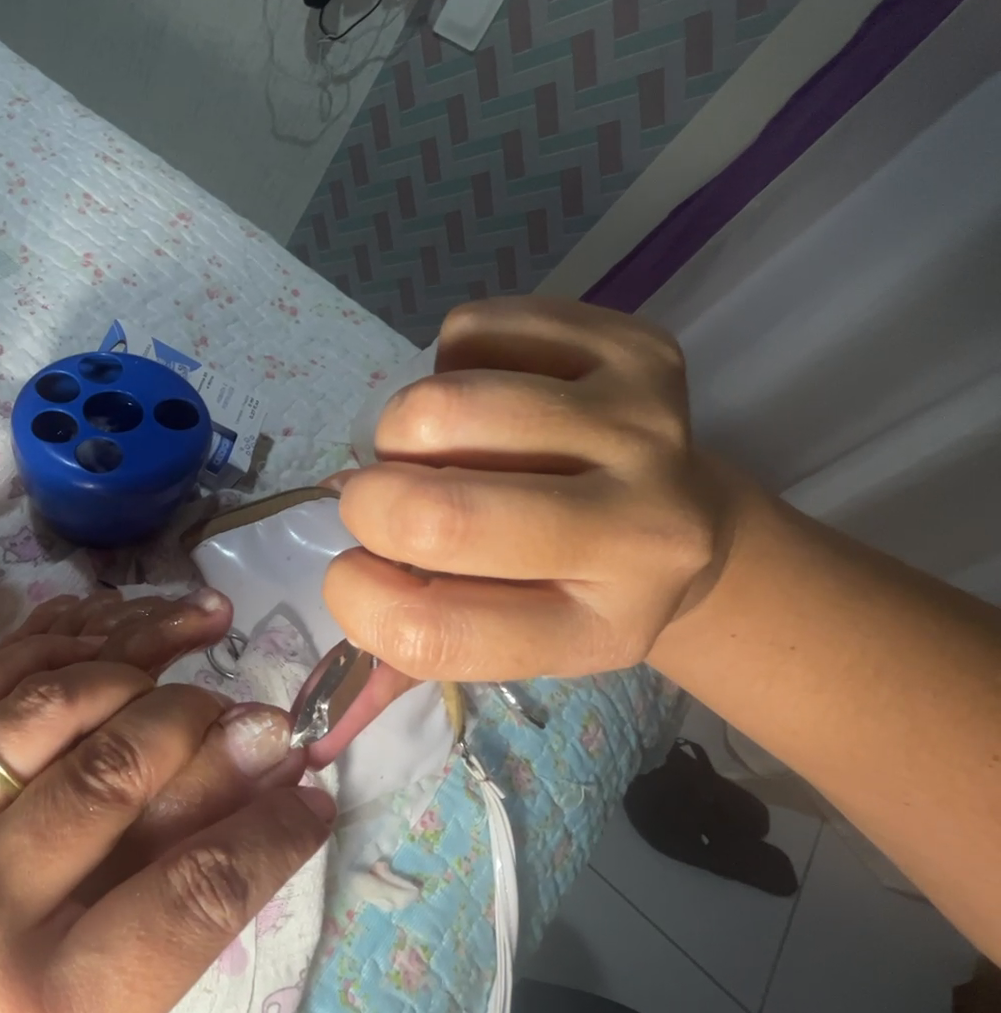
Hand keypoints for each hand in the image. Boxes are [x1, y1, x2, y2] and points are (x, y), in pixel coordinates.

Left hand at [0, 625, 332, 1012]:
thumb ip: (163, 920)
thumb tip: (258, 804)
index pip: (191, 893)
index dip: (271, 832)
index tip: (315, 791)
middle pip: (120, 776)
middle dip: (210, 733)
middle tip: (261, 720)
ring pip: (51, 711)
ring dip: (137, 683)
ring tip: (186, 689)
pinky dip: (53, 662)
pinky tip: (103, 659)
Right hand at [324, 297, 728, 679]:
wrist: (682, 522)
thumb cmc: (562, 587)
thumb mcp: (503, 640)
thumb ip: (411, 646)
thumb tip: (331, 679)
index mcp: (593, 629)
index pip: (431, 631)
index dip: (354, 596)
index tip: (353, 571)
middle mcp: (638, 535)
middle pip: (434, 516)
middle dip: (366, 503)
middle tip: (382, 501)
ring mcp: (644, 431)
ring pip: (441, 409)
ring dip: (400, 432)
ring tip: (431, 449)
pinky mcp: (636, 349)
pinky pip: (472, 333)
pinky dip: (446, 363)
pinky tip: (482, 394)